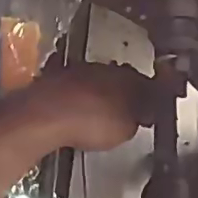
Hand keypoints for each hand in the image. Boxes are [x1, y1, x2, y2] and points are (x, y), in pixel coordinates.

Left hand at [21, 63, 153, 151]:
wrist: (46, 115)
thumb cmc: (92, 122)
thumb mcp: (125, 129)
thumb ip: (135, 119)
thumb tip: (138, 115)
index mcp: (127, 77)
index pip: (147, 83)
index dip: (150, 98)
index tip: (150, 109)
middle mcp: (104, 68)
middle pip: (120, 78)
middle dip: (124, 92)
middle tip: (126, 111)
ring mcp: (78, 70)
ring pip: (96, 78)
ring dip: (99, 91)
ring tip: (99, 112)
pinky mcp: (55, 77)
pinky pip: (73, 86)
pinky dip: (77, 95)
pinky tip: (75, 109)